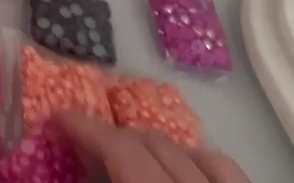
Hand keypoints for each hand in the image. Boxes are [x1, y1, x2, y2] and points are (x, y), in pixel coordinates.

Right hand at [58, 112, 251, 182]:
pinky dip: (204, 165)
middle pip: (159, 146)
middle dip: (119, 137)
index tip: (61, 118)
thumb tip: (74, 164)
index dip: (87, 130)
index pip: (123, 151)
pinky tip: (189, 175)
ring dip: (164, 149)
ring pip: (203, 155)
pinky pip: (232, 175)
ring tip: (140, 156)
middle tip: (91, 144)